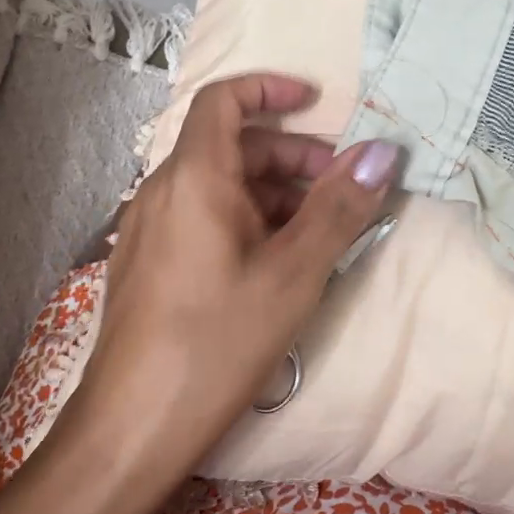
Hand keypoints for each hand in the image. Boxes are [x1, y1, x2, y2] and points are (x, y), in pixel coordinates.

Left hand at [0, 74, 397, 513]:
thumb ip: (339, 207)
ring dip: (272, 191)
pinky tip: (275, 262)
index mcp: (193, 175)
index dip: (270, 87)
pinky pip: (201, 215)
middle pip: (230, 143)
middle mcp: (162, 188)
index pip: (224, 98)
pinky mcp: (148, 261)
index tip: (317, 102)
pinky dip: (245, 217)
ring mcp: (149, 226)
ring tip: (318, 230)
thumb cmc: (216, 341)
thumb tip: (382, 151)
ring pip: (218, 183)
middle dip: (289, 154)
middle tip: (339, 186)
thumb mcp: (293, 273)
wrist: (131, 426)